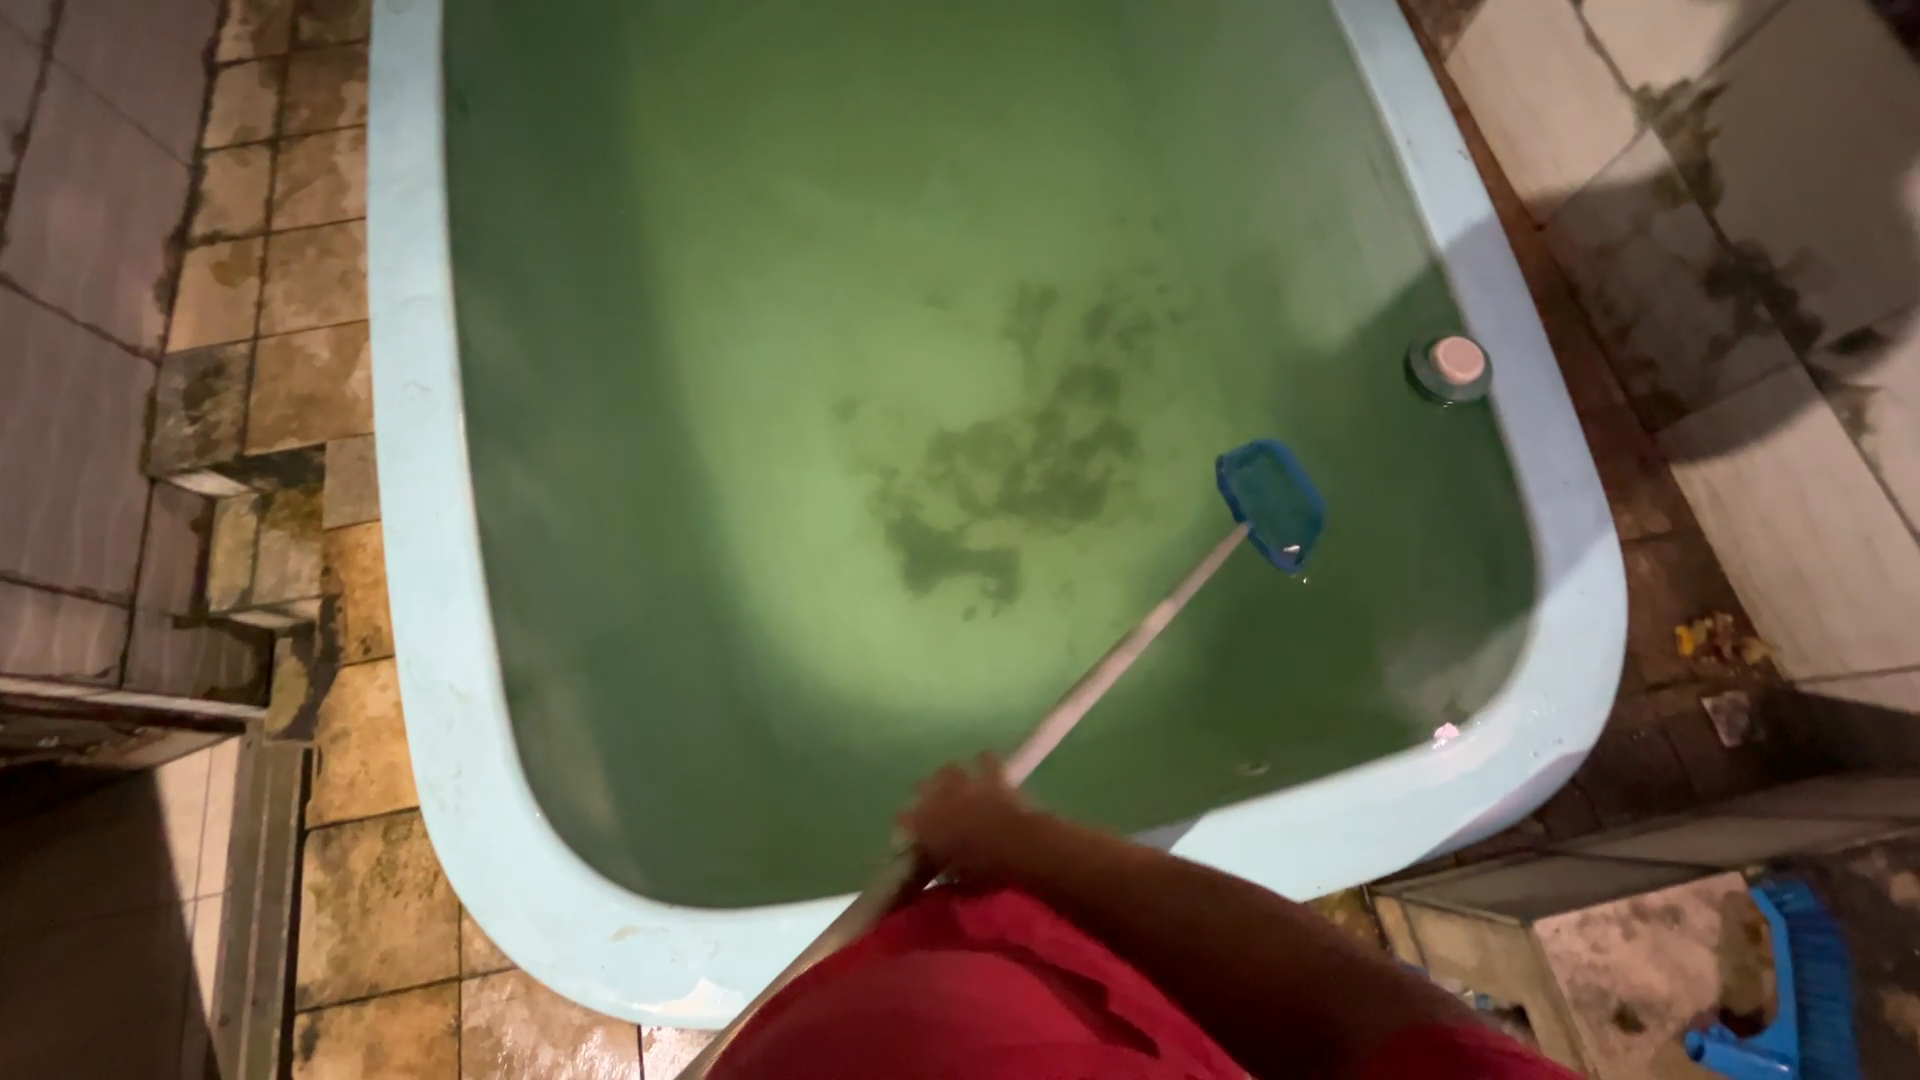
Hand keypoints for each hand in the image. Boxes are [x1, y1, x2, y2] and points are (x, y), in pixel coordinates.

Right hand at [897, 752, 1036, 879]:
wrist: (1018, 846)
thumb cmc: (985, 869)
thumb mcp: (956, 875)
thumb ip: (942, 863)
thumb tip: (941, 862)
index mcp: (925, 825)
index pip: (903, 819)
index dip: (908, 825)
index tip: (914, 834)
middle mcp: (938, 798)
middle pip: (921, 787)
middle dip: (927, 797)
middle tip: (937, 809)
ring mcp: (964, 782)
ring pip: (948, 770)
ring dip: (951, 778)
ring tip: (958, 786)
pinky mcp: (990, 773)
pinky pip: (984, 759)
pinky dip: (984, 763)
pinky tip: (986, 769)